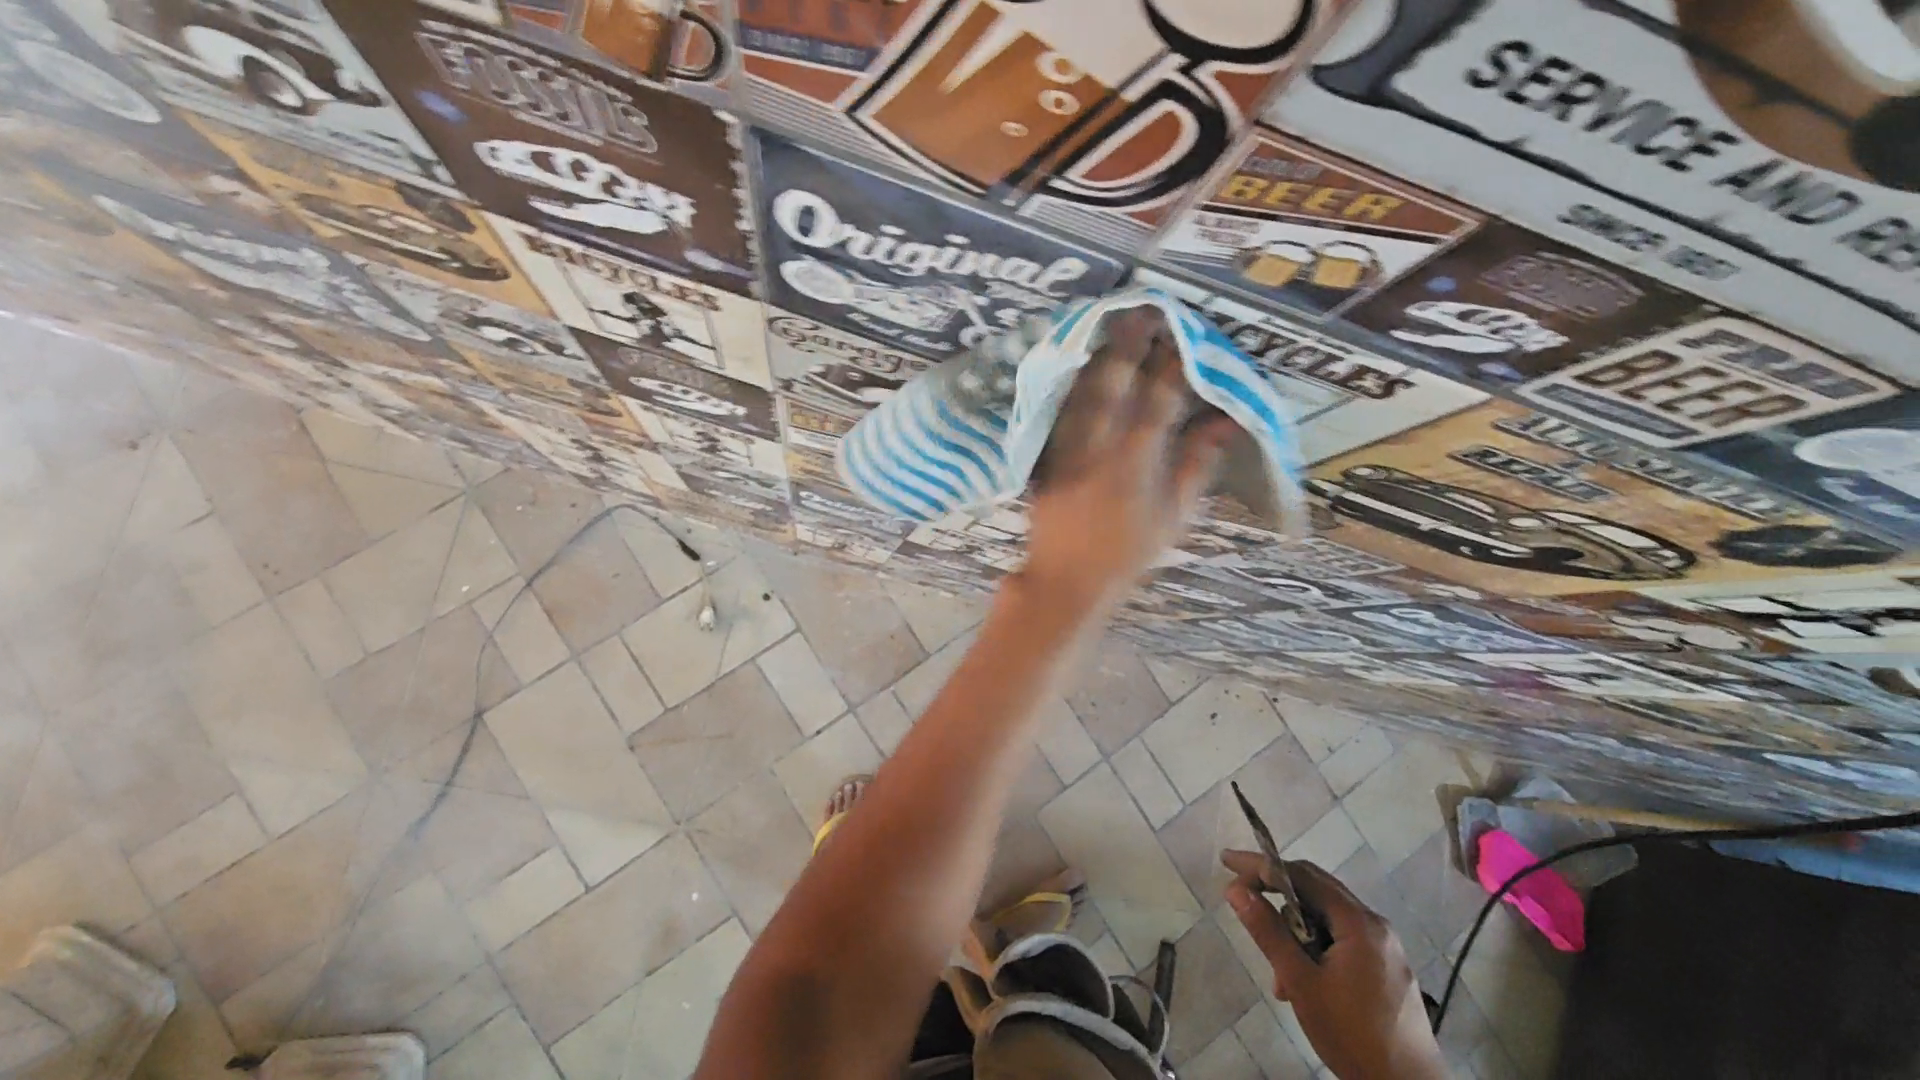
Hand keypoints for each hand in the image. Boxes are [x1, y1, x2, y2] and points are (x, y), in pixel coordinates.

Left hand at [1020, 308, 1231, 612]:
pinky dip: (1071, 384)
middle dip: (1130, 344)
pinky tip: (1078, 365)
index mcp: (1136, 460)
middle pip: (1114, 382)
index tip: (1186, 337)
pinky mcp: (1046, 455)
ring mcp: (1067, 448)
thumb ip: (1197, 464)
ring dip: (1099, 356)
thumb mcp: (1175, 514)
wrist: (1067, 578)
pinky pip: (1060, 409)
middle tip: (1145, 312)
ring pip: (1083, 390)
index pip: (1160, 399)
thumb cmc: (1128, 551)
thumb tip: (1225, 421)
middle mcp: (1099, 446)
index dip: (1174, 365)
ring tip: (1112, 326)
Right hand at [1223, 852, 1448, 1079]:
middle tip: (1241, 898)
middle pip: (1317, 890)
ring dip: (1295, 931)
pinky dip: (1315, 948)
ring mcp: (1385, 947)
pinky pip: (1342, 940)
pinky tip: (1302, 982)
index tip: (1227, 863)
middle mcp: (1376, 925)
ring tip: (1278, 974)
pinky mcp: (1386, 968)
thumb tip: (1236, 889)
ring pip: (1328, 919)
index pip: (1302, 875)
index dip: (1262, 865)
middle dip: (1276, 894)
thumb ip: (1268, 932)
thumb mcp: (1301, 982)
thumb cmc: (1351, 1033)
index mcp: (1359, 922)